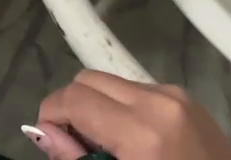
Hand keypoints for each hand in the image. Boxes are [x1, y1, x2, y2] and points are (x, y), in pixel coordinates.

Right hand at [31, 71, 230, 159]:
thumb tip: (43, 132)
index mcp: (142, 131)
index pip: (75, 98)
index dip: (51, 115)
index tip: (49, 142)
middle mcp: (158, 100)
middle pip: (89, 80)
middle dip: (73, 109)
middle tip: (78, 151)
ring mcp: (176, 95)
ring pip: (112, 83)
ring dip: (99, 109)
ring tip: (109, 150)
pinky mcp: (187, 98)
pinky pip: (138, 91)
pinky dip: (124, 111)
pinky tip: (136, 146)